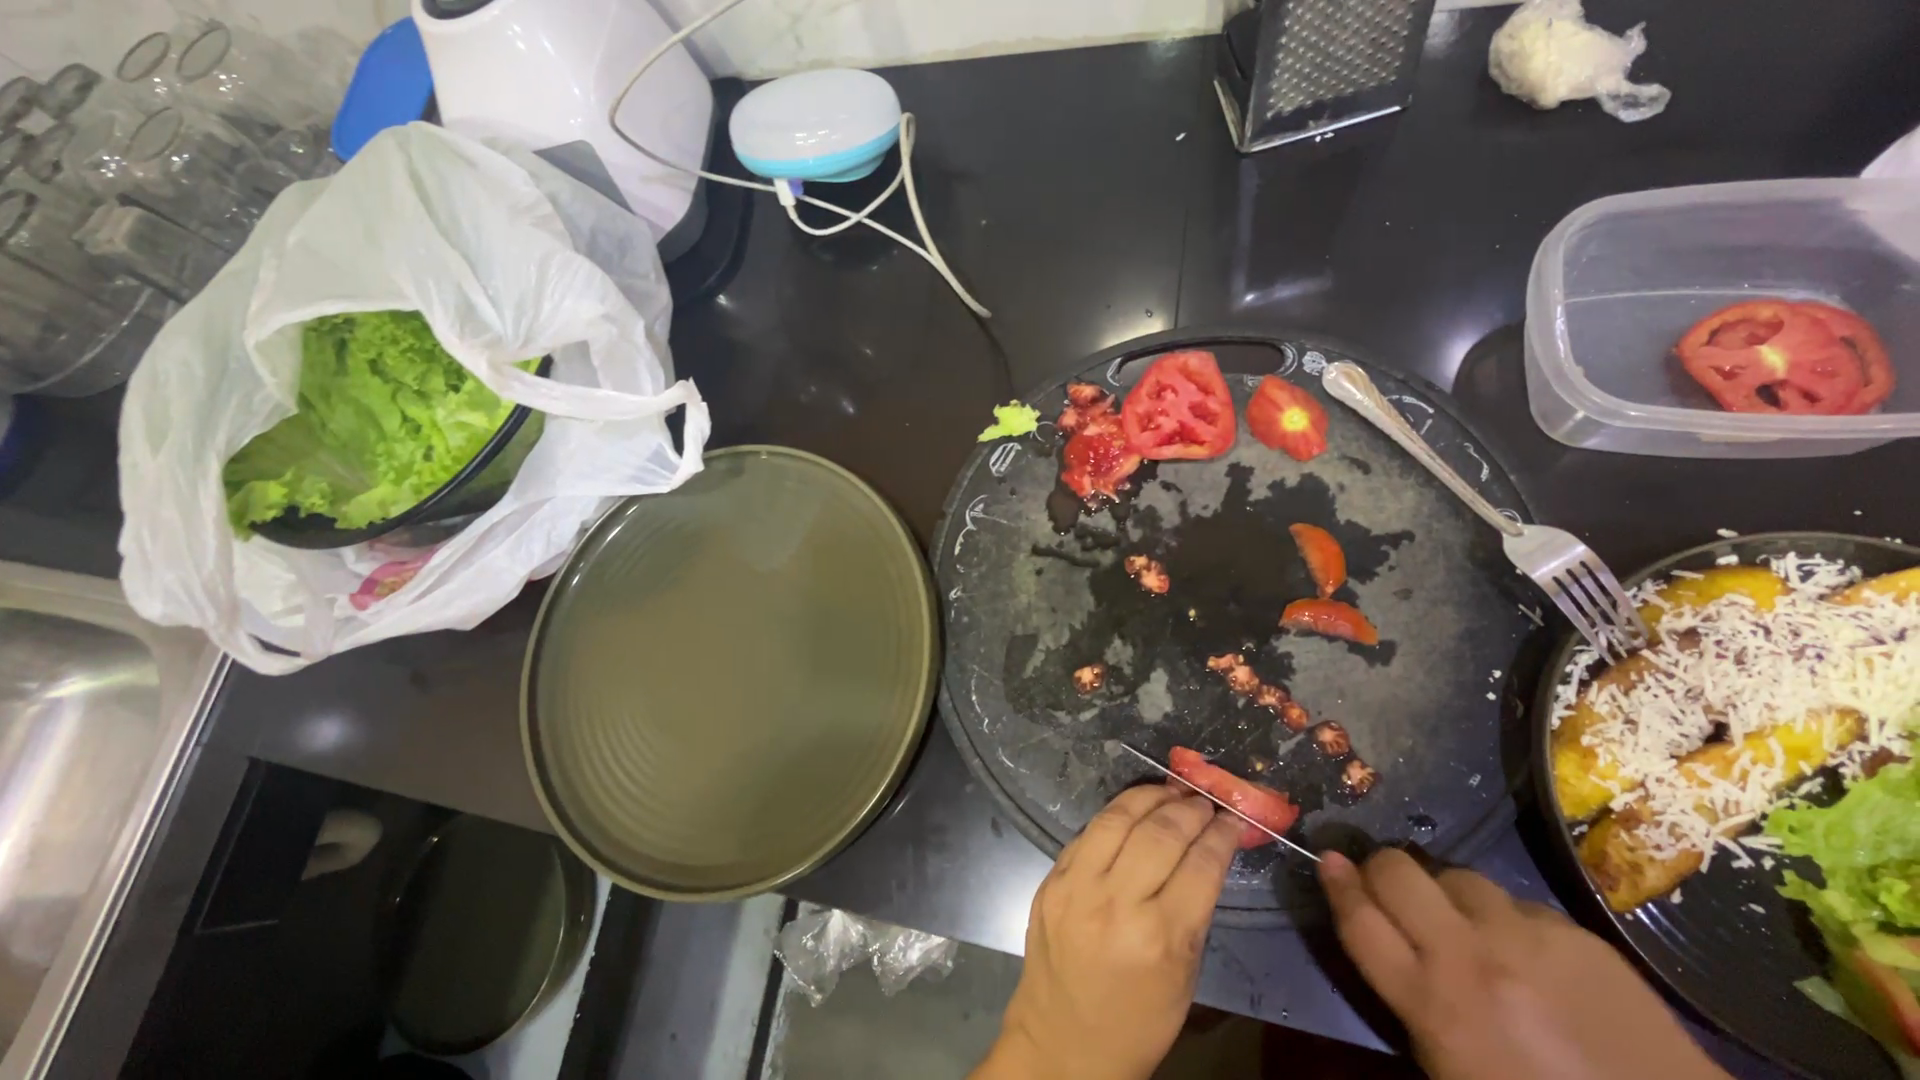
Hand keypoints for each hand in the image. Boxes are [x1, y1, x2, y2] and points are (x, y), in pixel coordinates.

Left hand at [972, 786, 1241, 1079]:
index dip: (1221, 834)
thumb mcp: (1185, 975)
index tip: (1233, 817)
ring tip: (1171, 791)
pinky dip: (1114, 817)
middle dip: (1189, 809)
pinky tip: (1133, 811)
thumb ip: (1195, 910)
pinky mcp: (1051, 882)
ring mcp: (1076, 888)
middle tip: (1205, 799)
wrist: (1064, 1044)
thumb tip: (1209, 853)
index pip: (1200, 865)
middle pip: (1160, 834)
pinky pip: (1086, 835)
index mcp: (1159, 936)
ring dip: (1149, 798)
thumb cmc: (1138, 1021)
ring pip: (1117, 820)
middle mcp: (1115, 903)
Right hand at [1320, 849, 1731, 1079]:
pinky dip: (1507, 918)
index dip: (1337, 885)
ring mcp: (1526, 937)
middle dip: (1382, 870)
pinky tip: (1527, 951)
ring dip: (1446, 892)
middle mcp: (1470, 957)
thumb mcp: (1448, 1068)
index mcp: (1432, 1005)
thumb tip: (1391, 944)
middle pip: (1398, 874)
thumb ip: (1412, 1002)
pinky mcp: (1575, 932)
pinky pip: (1518, 903)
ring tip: (1463, 921)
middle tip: (1386, 884)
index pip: (1360, 922)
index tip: (1327, 862)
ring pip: (1458, 876)